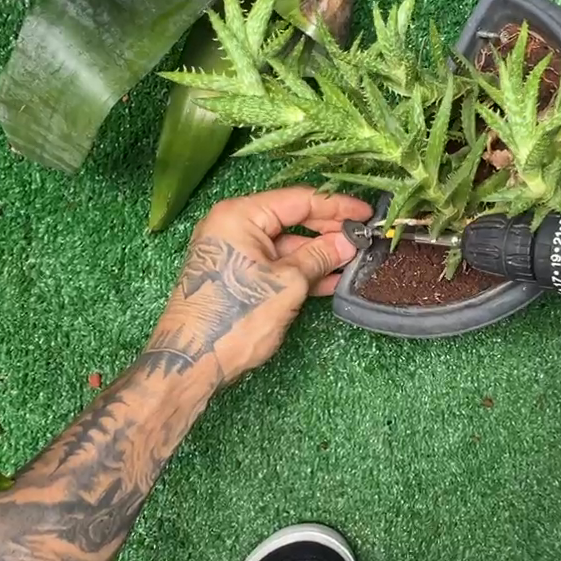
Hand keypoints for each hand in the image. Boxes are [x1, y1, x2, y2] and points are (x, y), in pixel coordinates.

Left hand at [150, 188, 372, 381]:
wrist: (193, 360)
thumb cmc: (235, 317)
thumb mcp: (287, 284)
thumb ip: (320, 257)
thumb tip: (348, 242)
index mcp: (240, 215)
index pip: (299, 200)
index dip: (337, 207)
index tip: (367, 214)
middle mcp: (234, 225)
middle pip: (293, 220)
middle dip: (329, 232)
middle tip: (364, 240)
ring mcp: (235, 251)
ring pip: (287, 246)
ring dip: (320, 254)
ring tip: (355, 262)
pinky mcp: (238, 275)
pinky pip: (276, 265)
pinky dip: (302, 271)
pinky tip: (333, 280)